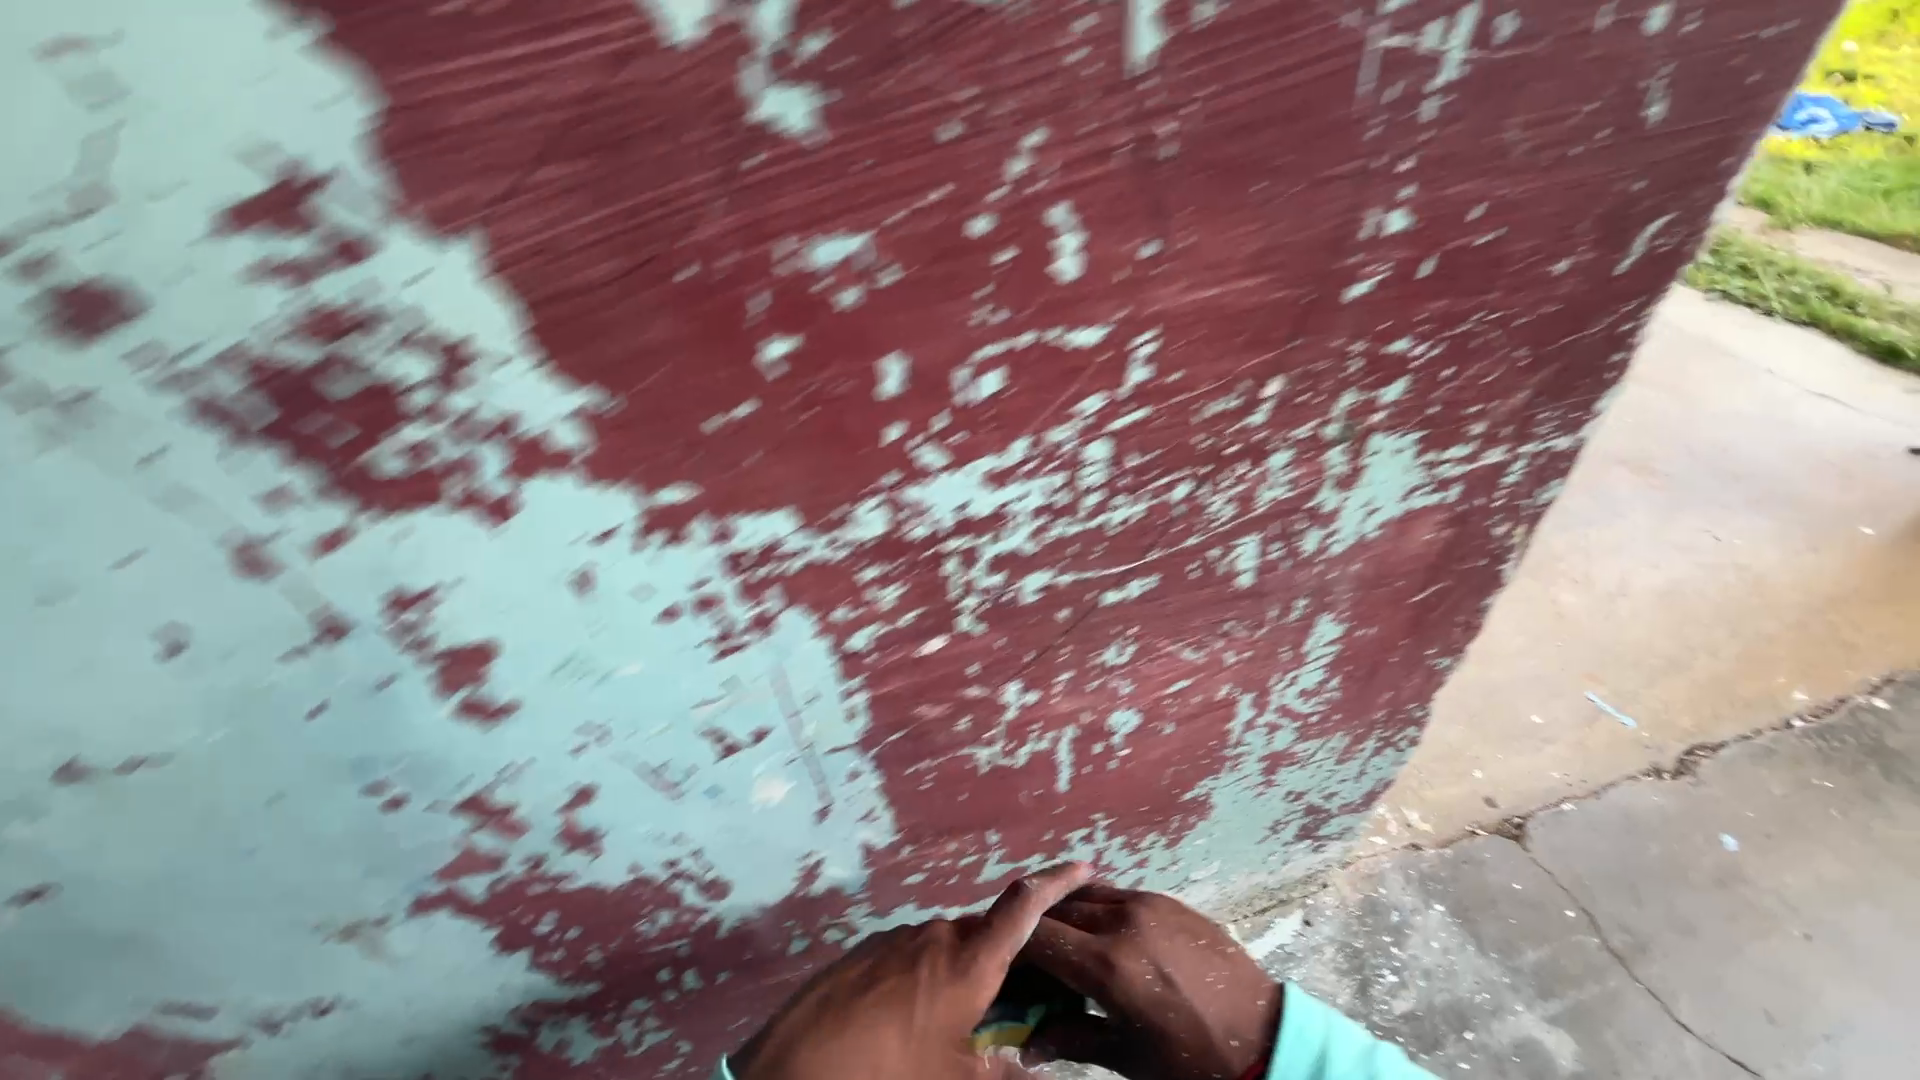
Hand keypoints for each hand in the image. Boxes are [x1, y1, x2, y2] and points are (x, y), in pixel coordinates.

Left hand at [731, 861, 1092, 1079]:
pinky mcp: (866, 949)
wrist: (797, 1065)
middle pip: (984, 935)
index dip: (1058, 880)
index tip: (1084, 864)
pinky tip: (906, 1017)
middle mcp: (936, 935)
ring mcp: (897, 937)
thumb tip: (1030, 1069)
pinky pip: (910, 955)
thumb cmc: (890, 1071)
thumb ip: (1001, 1073)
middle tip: (1013, 995)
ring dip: (959, 973)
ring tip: (950, 1019)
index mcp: (970, 962)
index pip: (1024, 905)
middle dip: (1004, 959)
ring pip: (945, 948)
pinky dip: (923, 977)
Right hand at [1020, 883, 1282, 1079]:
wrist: (1266, 1036)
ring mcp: (1147, 903)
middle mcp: (1122, 921)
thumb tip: (1026, 1045)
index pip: (1035, 937)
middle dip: (1031, 931)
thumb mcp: (1128, 1057)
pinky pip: (1114, 894)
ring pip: (1082, 895)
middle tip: (1024, 958)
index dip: (1010, 949)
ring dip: (1061, 915)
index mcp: (1109, 965)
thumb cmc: (1192, 1060)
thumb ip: (1070, 1039)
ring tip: (1058, 945)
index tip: (998, 965)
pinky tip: (1097, 937)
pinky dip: (1093, 910)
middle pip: (1053, 910)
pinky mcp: (1166, 899)